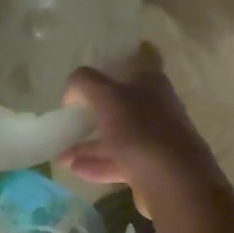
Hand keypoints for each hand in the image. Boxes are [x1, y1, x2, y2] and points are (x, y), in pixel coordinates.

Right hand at [59, 42, 204, 196]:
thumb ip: (85, 84)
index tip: (117, 53)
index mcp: (151, 84)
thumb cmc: (140, 129)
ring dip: (90, 143)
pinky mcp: (148, 168)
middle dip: (100, 105)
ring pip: (117, 136)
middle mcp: (155, 108)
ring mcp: (153, 140)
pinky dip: (96, 164)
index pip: (146, 58)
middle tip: (75, 109)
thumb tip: (71, 89)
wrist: (171, 180)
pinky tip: (74, 169)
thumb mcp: (107, 97)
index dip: (135, 52)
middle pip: (127, 101)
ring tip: (62, 152)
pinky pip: (117, 162)